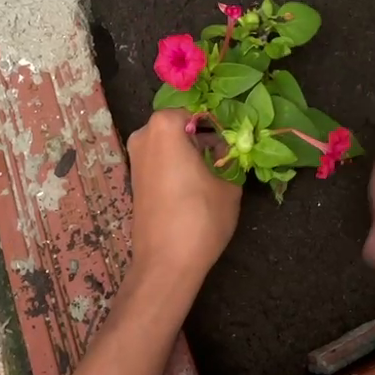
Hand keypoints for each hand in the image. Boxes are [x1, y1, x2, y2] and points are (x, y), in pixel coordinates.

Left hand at [125, 110, 240, 287]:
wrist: (166, 263)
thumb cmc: (200, 217)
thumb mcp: (228, 183)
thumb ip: (231, 156)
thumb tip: (230, 146)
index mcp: (165, 125)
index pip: (200, 111)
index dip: (221, 123)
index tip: (238, 136)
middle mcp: (144, 134)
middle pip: (183, 125)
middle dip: (205, 136)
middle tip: (229, 154)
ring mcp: (136, 156)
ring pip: (171, 143)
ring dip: (192, 151)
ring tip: (216, 170)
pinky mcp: (136, 177)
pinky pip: (162, 159)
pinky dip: (179, 164)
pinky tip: (198, 182)